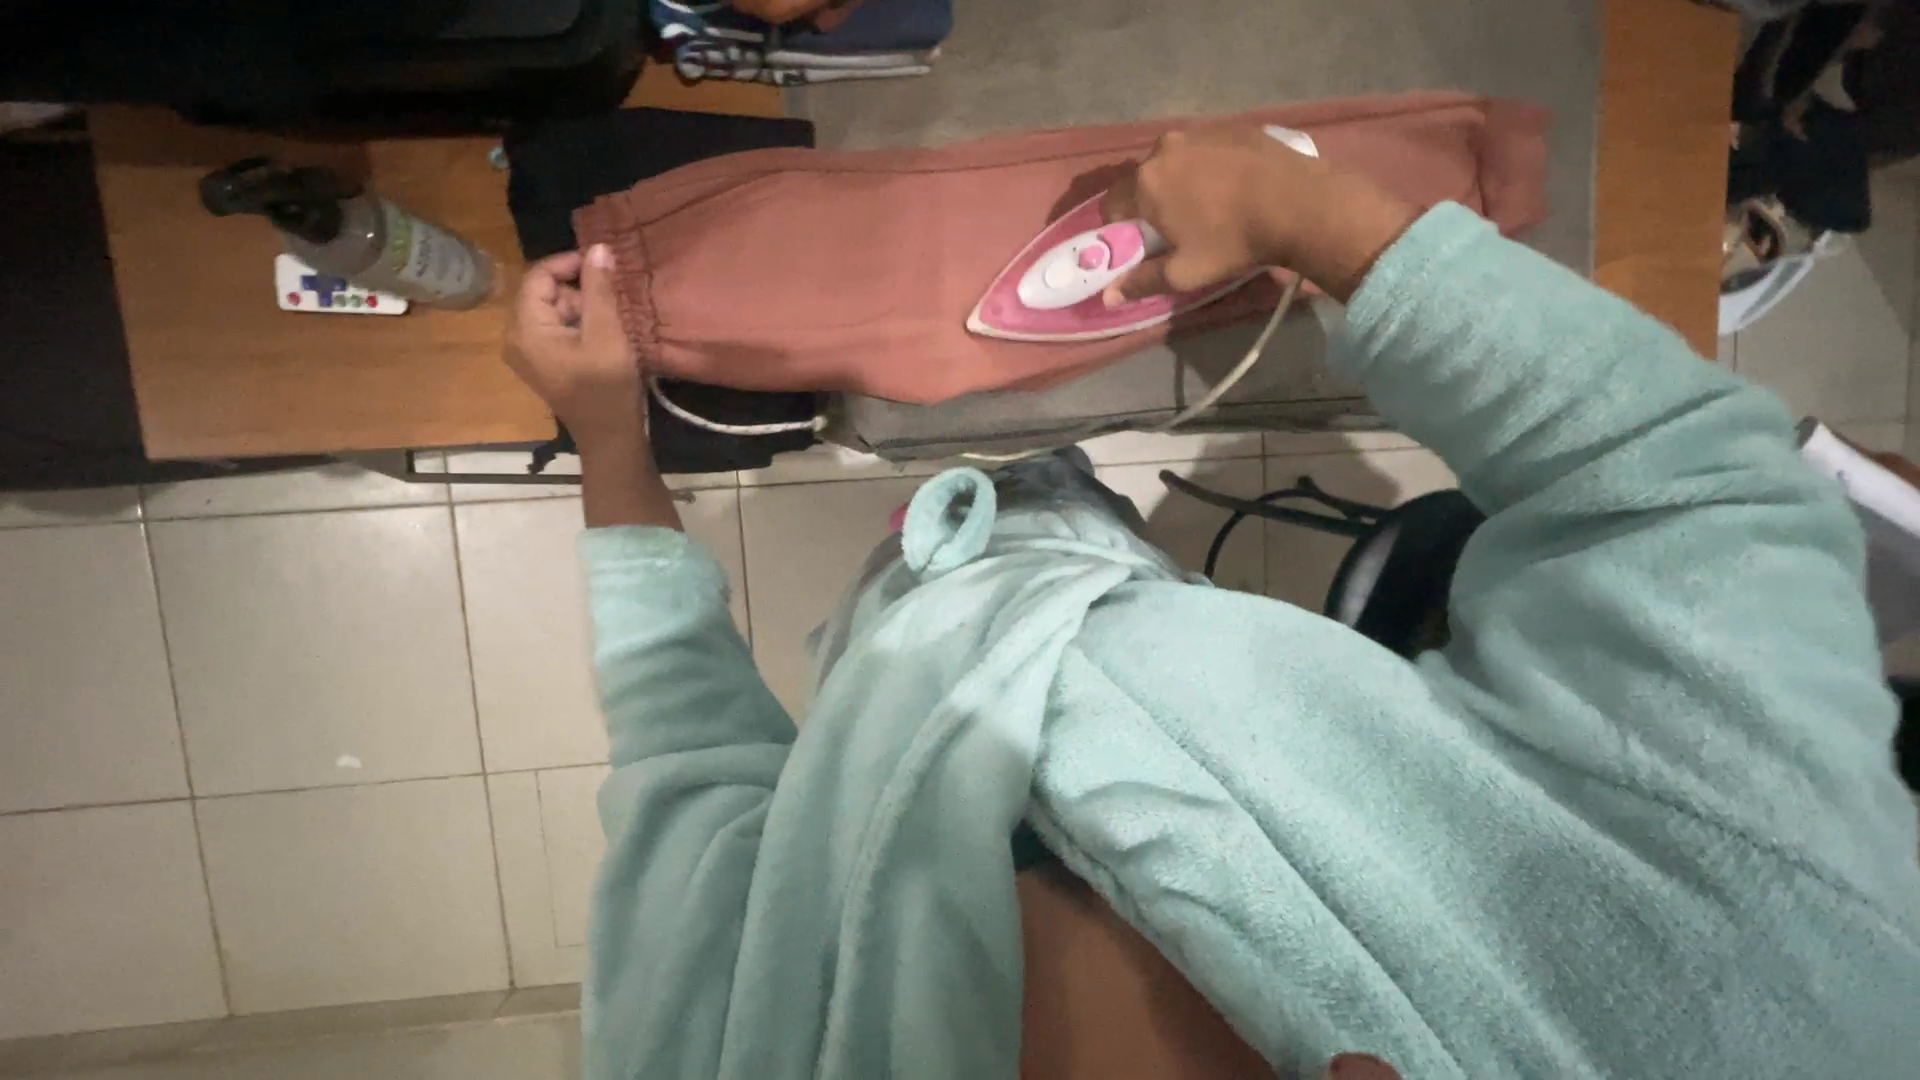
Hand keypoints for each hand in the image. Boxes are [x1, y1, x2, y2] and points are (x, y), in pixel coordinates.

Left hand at [505, 244, 644, 447]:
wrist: (609, 436)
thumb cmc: (607, 386)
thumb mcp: (607, 333)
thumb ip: (600, 289)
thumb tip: (598, 247)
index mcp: (525, 328)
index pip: (538, 276)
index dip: (569, 264)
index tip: (603, 263)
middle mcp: (516, 337)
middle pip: (545, 294)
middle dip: (579, 291)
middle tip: (614, 299)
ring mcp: (528, 353)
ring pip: (553, 313)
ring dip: (583, 309)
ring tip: (614, 319)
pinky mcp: (543, 364)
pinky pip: (556, 332)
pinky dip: (579, 326)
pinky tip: (604, 335)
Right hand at [1101, 126, 1420, 303]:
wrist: (1299, 203)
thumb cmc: (1231, 241)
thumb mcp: (1182, 273)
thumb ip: (1140, 282)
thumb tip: (1107, 296)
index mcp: (1146, 182)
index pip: (1112, 204)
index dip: (1121, 228)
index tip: (1142, 244)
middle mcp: (1165, 148)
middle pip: (1143, 180)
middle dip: (1151, 203)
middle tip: (1176, 229)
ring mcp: (1200, 131)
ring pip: (1174, 162)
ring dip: (1180, 183)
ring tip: (1207, 208)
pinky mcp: (1231, 126)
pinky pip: (1205, 150)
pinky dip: (1208, 168)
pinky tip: (1231, 189)